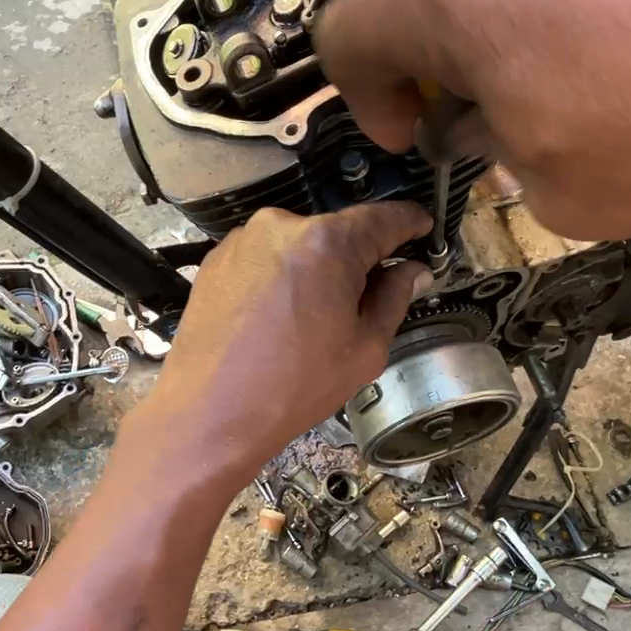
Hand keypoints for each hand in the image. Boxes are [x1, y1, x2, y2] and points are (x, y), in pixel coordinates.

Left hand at [133, 203, 430, 484]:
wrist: (209, 412)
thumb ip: (393, 299)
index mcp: (327, 243)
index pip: (384, 218)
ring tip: (310, 322)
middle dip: (356, 260)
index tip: (421, 229)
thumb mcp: (364, 349)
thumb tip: (410, 272)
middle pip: (337, 233)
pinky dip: (279, 279)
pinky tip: (277, 321)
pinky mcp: (216, 260)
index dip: (409, 223)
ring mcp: (242, 241)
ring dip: (314, 271)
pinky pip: (264, 259)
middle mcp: (280, 227)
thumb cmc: (291, 387)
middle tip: (363, 301)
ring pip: (298, 246)